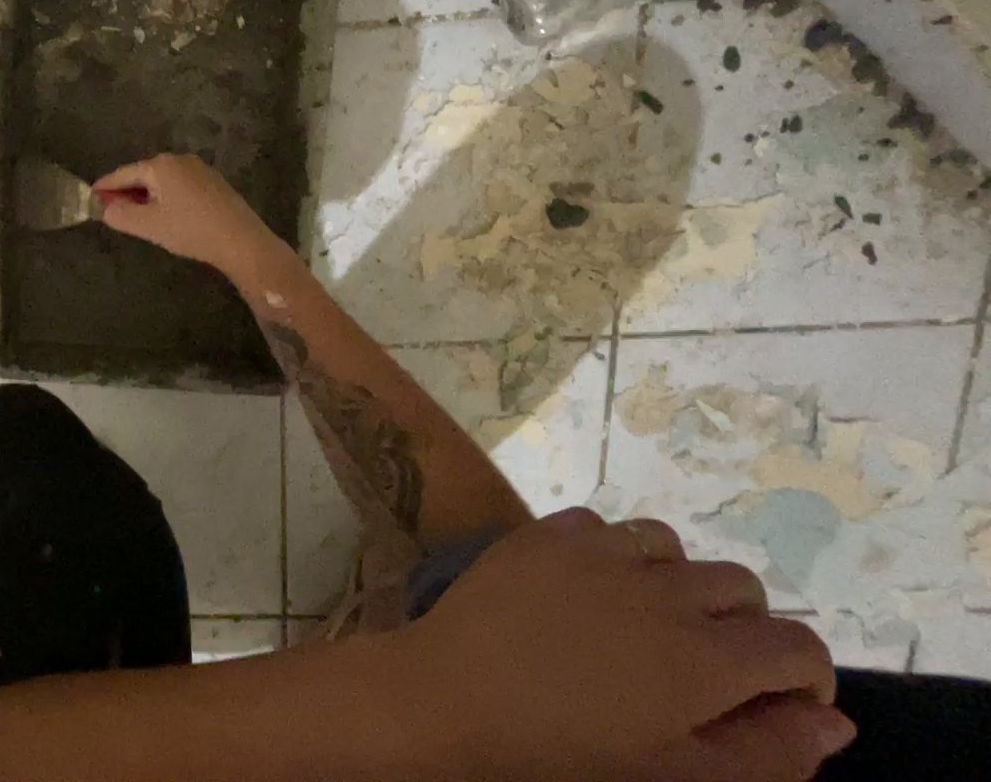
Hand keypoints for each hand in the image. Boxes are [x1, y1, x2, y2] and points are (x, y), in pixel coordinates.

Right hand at [93, 154, 281, 273]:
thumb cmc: (190, 230)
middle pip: (144, 174)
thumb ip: (120, 215)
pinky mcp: (213, 183)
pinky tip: (166, 215)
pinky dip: (166, 197)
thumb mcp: (148, 225)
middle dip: (126, 191)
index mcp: (160, 165)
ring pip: (162, 181)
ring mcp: (199, 169)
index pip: (123, 174)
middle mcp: (179, 160)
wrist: (240, 240)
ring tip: (137, 215)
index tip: (90, 195)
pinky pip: (179, 186)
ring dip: (147, 195)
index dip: (105, 186)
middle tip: (111, 209)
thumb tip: (106, 208)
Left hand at [369, 509, 851, 780]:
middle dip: (738, 622)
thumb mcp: (677, 776)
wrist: (450, 698)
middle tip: (698, 661)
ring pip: (667, 544)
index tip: (768, 699)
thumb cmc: (563, 751)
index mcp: (704, 656)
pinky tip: (584, 585)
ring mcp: (590, 550)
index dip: (799, 676)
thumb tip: (830, 718)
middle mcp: (657, 589)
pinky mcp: (537, 534)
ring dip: (672, 576)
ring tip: (642, 616)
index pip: (796, 644)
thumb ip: (769, 752)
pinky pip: (594, 524)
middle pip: (737, 584)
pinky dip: (605, 548)